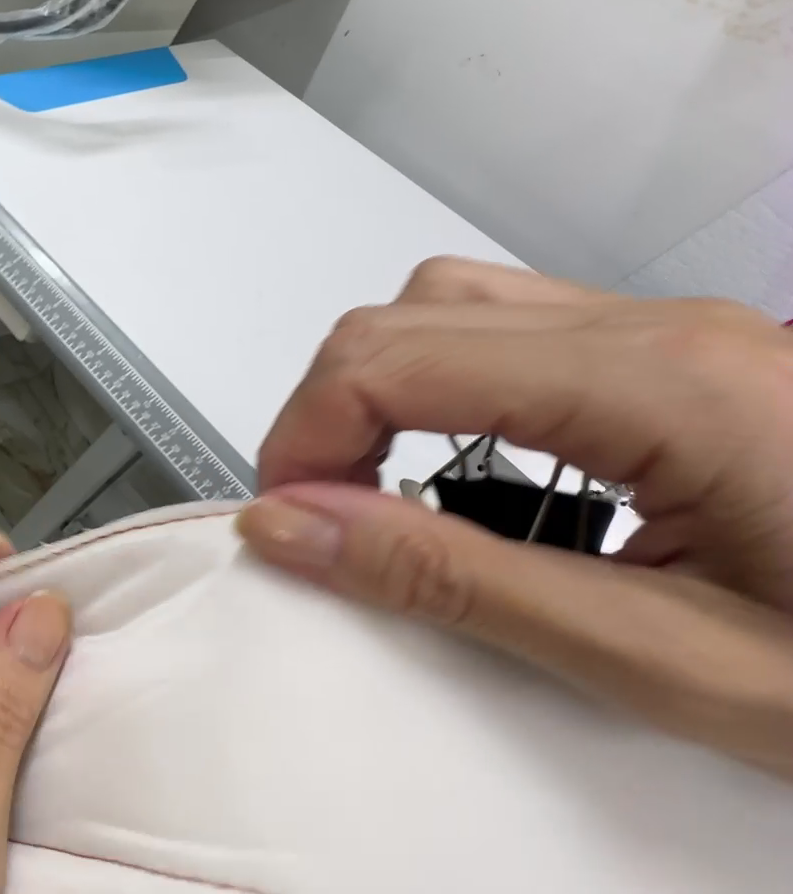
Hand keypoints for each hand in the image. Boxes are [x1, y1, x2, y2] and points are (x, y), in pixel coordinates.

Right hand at [236, 256, 792, 776]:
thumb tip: (286, 524)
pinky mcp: (682, 355)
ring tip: (380, 483)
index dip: (301, 439)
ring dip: (376, 388)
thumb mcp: (675, 664)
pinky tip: (470, 462)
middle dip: (323, 414)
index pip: (388, 361)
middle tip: (324, 516)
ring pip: (445, 305)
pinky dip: (435, 383)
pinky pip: (501, 328)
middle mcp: (659, 326)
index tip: (291, 527)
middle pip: (401, 316)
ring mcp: (676, 331)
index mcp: (661, 384)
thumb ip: (456, 580)